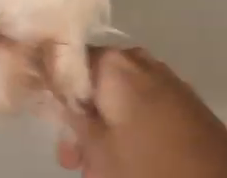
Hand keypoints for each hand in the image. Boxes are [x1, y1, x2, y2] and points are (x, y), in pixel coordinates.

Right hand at [58, 48, 226, 177]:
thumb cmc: (154, 171)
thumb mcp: (100, 151)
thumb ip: (72, 116)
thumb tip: (50, 85)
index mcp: (114, 64)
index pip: (65, 59)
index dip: (48, 87)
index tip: (42, 118)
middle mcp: (138, 61)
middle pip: (92, 81)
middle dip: (78, 119)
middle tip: (71, 161)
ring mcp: (165, 82)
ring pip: (117, 99)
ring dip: (102, 131)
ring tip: (97, 171)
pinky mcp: (184, 105)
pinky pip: (142, 109)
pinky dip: (128, 132)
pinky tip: (126, 163)